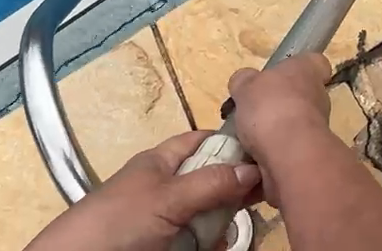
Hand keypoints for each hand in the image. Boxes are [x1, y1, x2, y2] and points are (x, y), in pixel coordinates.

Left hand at [22, 130, 261, 250]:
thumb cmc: (118, 224)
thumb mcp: (169, 197)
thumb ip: (212, 182)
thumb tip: (255, 169)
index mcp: (162, 163)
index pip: (203, 141)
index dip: (231, 143)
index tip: (263, 156)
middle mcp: (165, 190)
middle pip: (211, 184)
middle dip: (232, 195)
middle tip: (254, 205)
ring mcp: (163, 225)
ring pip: (205, 220)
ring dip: (221, 229)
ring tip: (227, 240)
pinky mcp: (164, 250)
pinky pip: (194, 244)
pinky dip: (208, 246)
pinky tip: (218, 249)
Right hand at [226, 53, 334, 162]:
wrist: (291, 153)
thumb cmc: (271, 106)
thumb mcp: (246, 85)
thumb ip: (244, 81)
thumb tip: (243, 80)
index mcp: (309, 68)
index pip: (314, 63)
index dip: (299, 69)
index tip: (280, 78)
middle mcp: (318, 94)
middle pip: (300, 95)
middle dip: (277, 105)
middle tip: (252, 113)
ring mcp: (317, 125)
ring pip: (293, 124)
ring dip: (274, 132)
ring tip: (246, 140)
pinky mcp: (310, 153)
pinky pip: (287, 149)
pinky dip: (272, 153)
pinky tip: (252, 158)